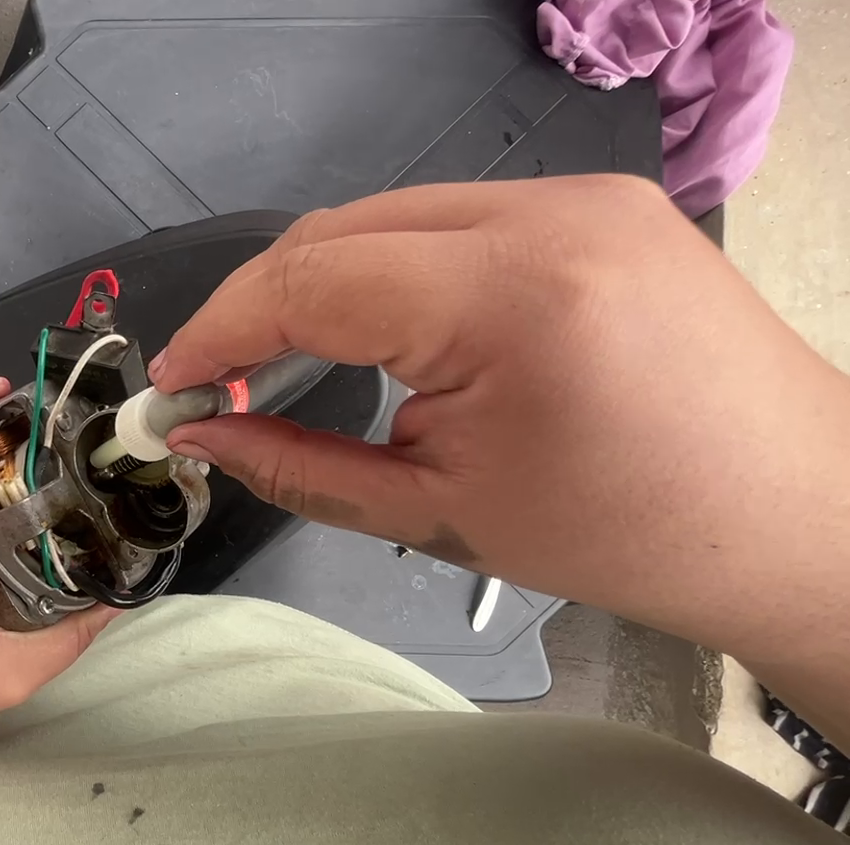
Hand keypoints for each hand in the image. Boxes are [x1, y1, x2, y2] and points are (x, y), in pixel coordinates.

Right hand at [151, 175, 849, 709]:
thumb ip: (289, 464)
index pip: (308, 281)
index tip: (170, 389)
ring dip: (298, 290)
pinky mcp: (584, 210)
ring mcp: (573, 199)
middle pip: (330, 235)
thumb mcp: (423, 513)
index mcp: (510, 294)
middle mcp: (543, 213)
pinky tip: (344, 334)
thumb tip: (197, 435)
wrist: (801, 519)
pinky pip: (427, 226)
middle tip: (209, 385)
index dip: (217, 332)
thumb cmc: (611, 533)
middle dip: (248, 309)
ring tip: (263, 365)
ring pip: (372, 221)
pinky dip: (359, 278)